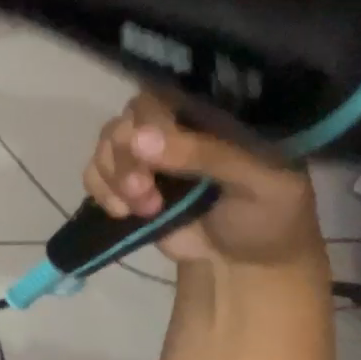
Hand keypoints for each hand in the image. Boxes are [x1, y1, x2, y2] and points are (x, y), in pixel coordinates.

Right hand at [84, 94, 325, 270]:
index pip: (168, 95)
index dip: (149, 120)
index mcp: (213, 116)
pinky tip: (124, 212)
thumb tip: (140, 140)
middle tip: (143, 190)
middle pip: (127, 120)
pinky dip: (101, 191)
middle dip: (126, 158)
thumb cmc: (268, 217)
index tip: (147, 152)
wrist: (243, 264)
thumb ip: (206, 156)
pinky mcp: (122, 178)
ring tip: (146, 209)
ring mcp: (145, 153)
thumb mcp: (258, 183)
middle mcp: (174, 127)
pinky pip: (92, 171)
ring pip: (106, 145)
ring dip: (114, 177)